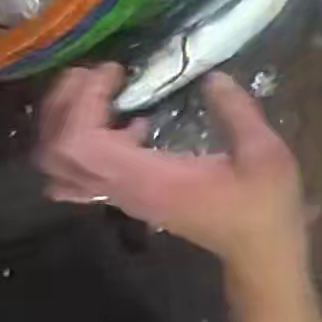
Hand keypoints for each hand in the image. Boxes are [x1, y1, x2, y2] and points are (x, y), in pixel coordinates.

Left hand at [35, 64, 310, 275]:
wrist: (261, 250)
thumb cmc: (265, 203)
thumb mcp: (264, 151)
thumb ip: (237, 112)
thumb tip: (212, 77)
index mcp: (149, 178)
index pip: (79, 143)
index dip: (83, 102)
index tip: (114, 71)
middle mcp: (124, 190)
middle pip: (56, 153)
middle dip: (65, 106)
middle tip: (98, 73)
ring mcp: (125, 198)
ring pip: (62, 166)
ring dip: (69, 124)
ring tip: (102, 92)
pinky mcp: (135, 199)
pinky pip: (83, 173)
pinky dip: (86, 144)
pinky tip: (128, 126)